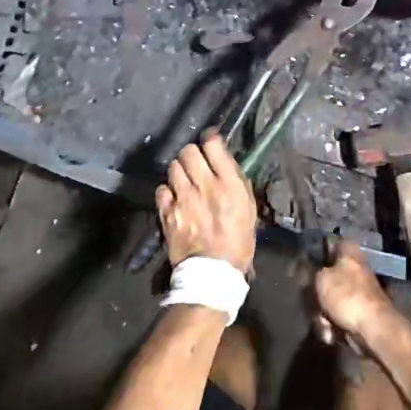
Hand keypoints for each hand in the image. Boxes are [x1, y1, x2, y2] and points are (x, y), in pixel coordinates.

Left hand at [156, 131, 256, 272]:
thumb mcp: (249, 207)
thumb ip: (237, 183)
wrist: (213, 271)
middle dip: (192, 153)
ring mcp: (182, 198)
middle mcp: (204, 184)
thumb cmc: (239, 240)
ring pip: (173, 166)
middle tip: (197, 161)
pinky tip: (175, 197)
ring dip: (179, 169)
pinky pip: (161, 189)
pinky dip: (168, 189)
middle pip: (188, 151)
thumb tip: (227, 165)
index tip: (211, 141)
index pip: (213, 144)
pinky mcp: (166, 212)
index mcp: (228, 183)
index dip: (211, 138)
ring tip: (185, 179)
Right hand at [313, 240, 403, 348]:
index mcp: (351, 254)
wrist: (372, 328)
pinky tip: (331, 332)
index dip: (323, 251)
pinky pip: (336, 317)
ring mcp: (358, 293)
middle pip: (328, 277)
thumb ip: (316, 272)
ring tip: (325, 322)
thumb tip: (318, 272)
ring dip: (322, 315)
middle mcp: (357, 270)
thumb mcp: (322, 278)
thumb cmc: (347, 296)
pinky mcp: (358, 314)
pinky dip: (332, 326)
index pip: (336, 243)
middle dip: (318, 295)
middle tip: (315, 302)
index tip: (310, 263)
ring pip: (330, 300)